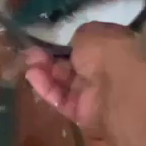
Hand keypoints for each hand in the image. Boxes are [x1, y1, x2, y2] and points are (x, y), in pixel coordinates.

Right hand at [22, 23, 139, 137]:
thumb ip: (79, 36)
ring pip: (64, 81)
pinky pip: (61, 98)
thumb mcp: (91, 32)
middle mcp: (105, 71)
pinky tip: (31, 75)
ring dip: (45, 70)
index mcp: (113, 48)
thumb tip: (73, 41)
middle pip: (73, 64)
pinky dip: (46, 87)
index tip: (48, 37)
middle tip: (31, 50)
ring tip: (28, 60)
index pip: (88, 45)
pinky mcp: (81, 113)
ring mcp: (93, 93)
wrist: (117, 91)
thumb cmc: (108, 53)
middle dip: (51, 57)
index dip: (67, 42)